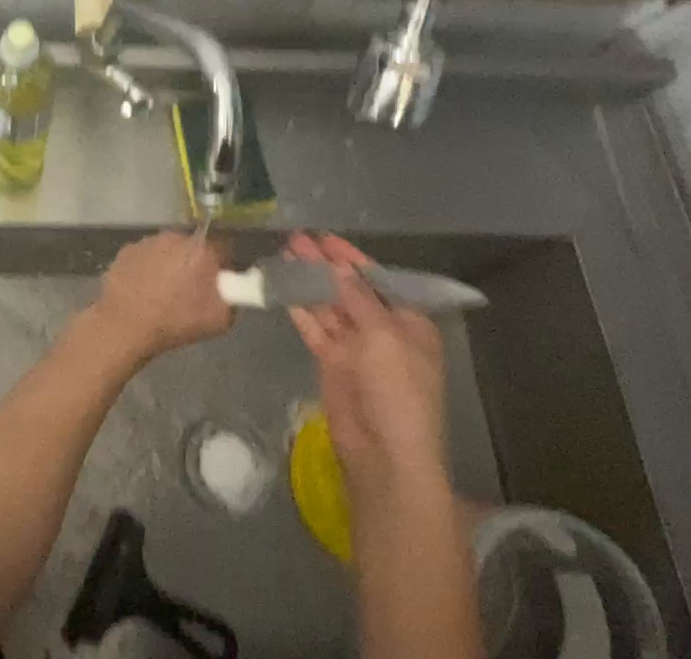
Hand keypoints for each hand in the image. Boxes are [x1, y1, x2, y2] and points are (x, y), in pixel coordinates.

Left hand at [89, 230, 232, 364]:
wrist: (126, 325)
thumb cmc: (176, 322)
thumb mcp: (221, 319)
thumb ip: (234, 297)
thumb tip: (232, 287)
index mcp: (202, 249)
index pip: (224, 247)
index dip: (224, 264)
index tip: (219, 280)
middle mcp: (175, 236)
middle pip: (193, 246)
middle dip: (195, 262)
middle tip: (191, 287)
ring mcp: (147, 241)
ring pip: (167, 249)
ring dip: (170, 263)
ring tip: (163, 289)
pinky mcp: (126, 251)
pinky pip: (145, 256)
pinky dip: (147, 267)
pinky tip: (143, 288)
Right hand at [285, 233, 448, 496]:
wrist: (384, 452)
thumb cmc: (399, 391)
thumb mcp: (385, 338)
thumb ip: (358, 299)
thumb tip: (337, 268)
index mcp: (408, 322)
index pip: (378, 280)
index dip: (352, 259)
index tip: (326, 238)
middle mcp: (382, 330)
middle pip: (349, 290)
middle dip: (325, 266)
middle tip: (297, 239)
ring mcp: (355, 347)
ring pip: (328, 306)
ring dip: (308, 281)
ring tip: (285, 254)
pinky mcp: (331, 362)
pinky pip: (314, 328)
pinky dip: (299, 308)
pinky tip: (282, 287)